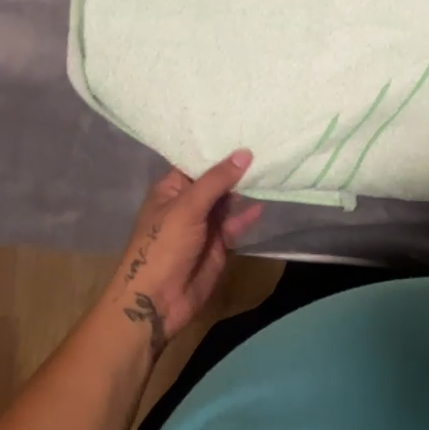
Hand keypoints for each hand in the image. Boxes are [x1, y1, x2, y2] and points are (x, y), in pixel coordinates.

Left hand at [104, 150, 262, 355]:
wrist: (157, 301)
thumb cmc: (162, 246)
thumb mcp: (187, 207)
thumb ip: (217, 180)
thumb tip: (245, 153)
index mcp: (171, 189)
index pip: (197, 162)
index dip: (218, 148)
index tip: (244, 128)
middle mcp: (188, 203)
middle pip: (216, 180)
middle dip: (237, 167)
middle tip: (267, 144)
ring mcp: (204, 224)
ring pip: (229, 201)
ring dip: (246, 189)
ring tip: (271, 167)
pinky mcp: (218, 244)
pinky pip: (236, 224)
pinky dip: (249, 215)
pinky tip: (265, 202)